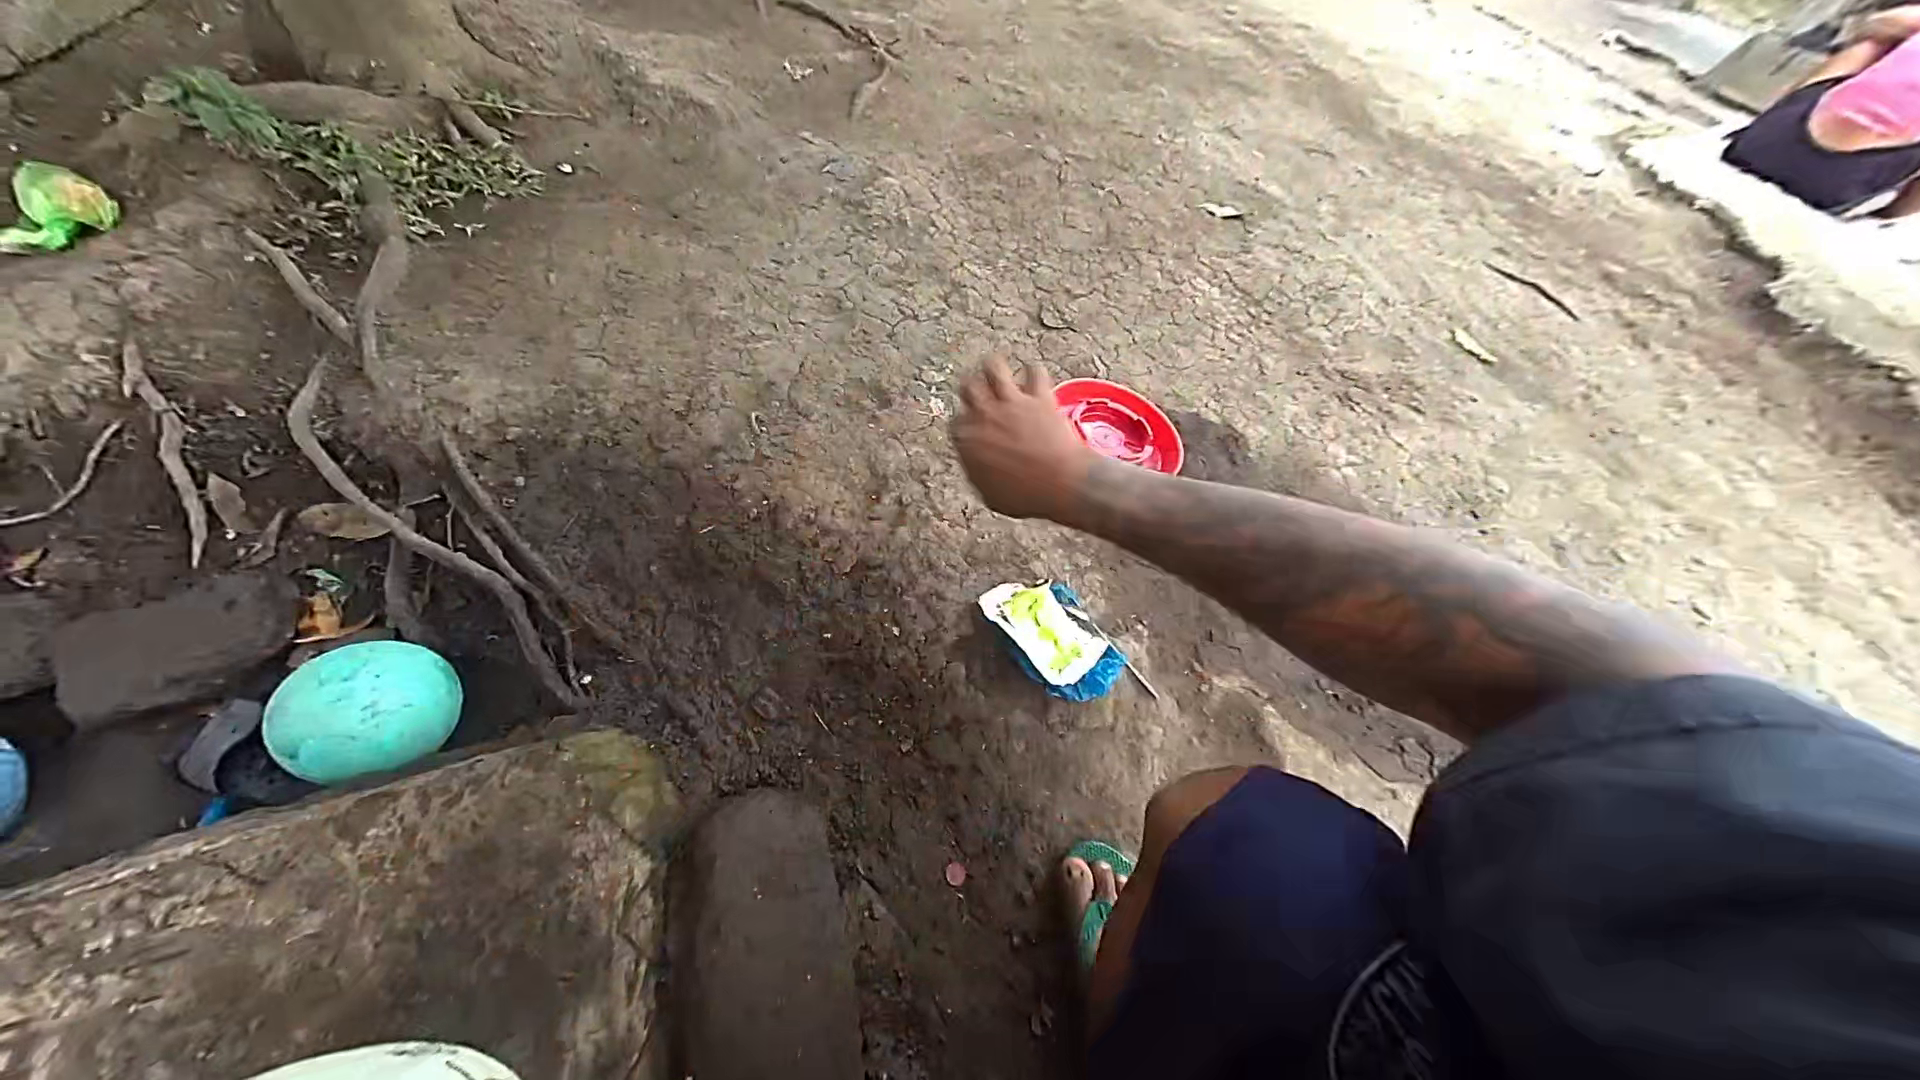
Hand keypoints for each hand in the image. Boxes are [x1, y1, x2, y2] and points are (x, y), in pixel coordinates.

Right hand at [951, 356, 1097, 519]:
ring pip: (993, 367)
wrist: (1061, 484)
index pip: (956, 422)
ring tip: (998, 370)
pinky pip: (1033, 371)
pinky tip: (1034, 375)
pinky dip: (1033, 371)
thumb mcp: (991, 496)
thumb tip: (977, 469)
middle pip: (968, 387)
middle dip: (974, 389)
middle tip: (981, 392)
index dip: (965, 424)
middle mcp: (984, 414)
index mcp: (967, 439)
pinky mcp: (1038, 396)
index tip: (972, 428)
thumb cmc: (1026, 496)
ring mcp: (1011, 402)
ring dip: (995, 368)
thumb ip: (978, 474)